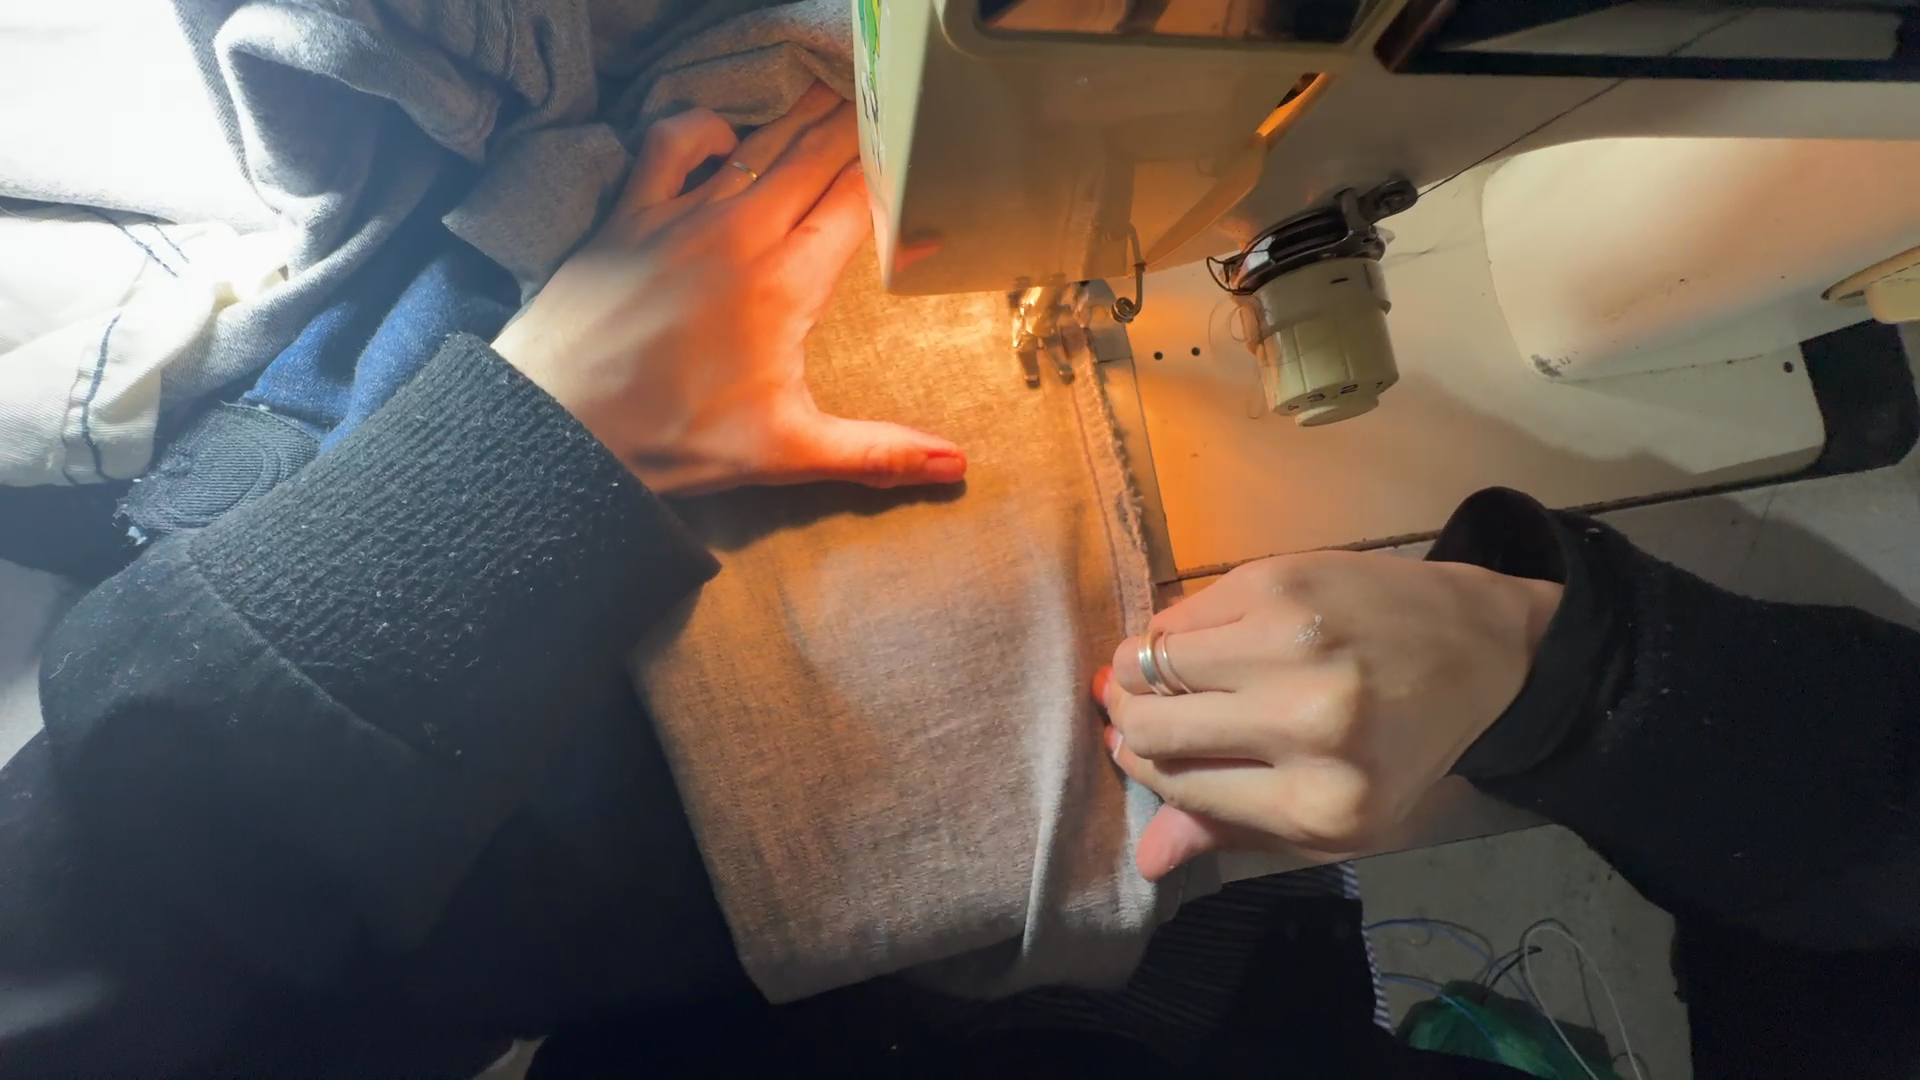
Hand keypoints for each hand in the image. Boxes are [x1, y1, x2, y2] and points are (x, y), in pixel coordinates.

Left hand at [493, 85, 966, 494]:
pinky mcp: (630, 215)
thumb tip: (956, 466)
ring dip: (799, 119)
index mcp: (786, 284)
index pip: (856, 207)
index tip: (921, 166)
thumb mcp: (790, 453)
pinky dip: (702, 128)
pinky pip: (668, 143)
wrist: (559, 425)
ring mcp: (680, 215)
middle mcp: (740, 233)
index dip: (893, 182)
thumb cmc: (676, 438)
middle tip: (889, 104)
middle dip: (857, 131)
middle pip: (814, 160)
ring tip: (833, 95)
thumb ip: (878, 453)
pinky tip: (725, 135)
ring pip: (757, 145)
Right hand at [1093, 551, 1561, 880]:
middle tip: (1135, 705)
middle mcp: (1301, 725)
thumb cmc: (1403, 743)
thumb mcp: (1335, 816)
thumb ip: (1232, 829)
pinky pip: (1174, 614)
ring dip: (1137, 668)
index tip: (1133, 743)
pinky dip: (1170, 630)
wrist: (1482, 647)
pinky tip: (1196, 637)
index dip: (1140, 762)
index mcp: (1319, 804)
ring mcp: (1286, 644)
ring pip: (1147, 661)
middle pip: (1150, 725)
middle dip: (1126, 716)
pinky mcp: (1273, 582)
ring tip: (1160, 670)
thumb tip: (1144, 859)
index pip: (1176, 784)